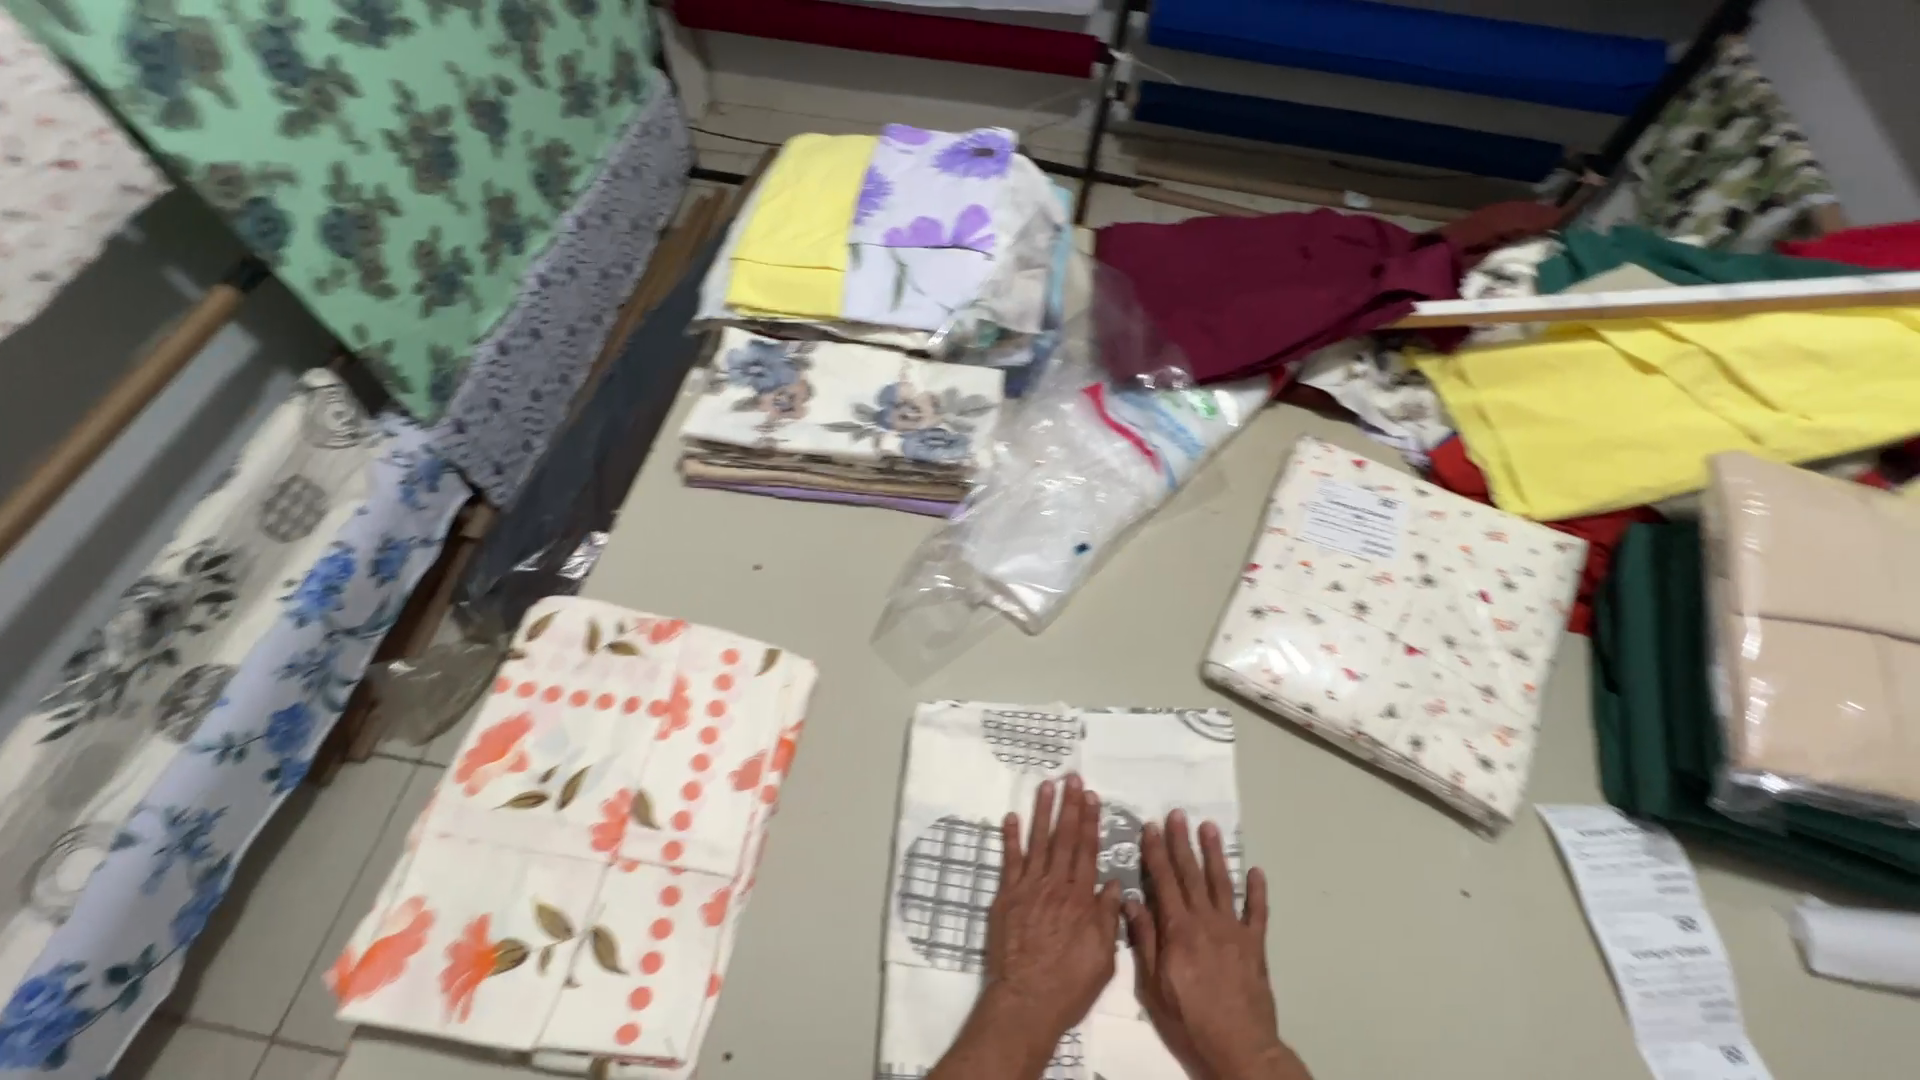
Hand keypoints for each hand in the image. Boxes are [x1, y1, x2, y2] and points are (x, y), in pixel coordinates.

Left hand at [985, 774, 1123, 1041]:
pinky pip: (1009, 861)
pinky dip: (1011, 838)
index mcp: (1081, 899)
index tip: (1092, 797)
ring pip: (1038, 842)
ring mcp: (1028, 889)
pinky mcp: (1006, 897)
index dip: (1090, 822)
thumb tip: (1114, 885)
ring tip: (1046, 785)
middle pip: (1064, 838)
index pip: (1088, 851)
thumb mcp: (1103, 958)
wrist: (1026, 1001)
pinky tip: (1012, 817)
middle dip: (1069, 806)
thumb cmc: (1069, 985)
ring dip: (1042, 812)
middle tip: (1071, 778)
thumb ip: (1108, 918)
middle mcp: (1055, 886)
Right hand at [1127, 812, 1309, 1079]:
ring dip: (1214, 854)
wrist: (1240, 1048)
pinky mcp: (1255, 946)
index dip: (1156, 852)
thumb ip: (1144, 942)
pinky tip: (1256, 871)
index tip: (1150, 827)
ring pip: (1222, 883)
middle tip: (1177, 814)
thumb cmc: (1190, 1020)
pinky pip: (1257, 912)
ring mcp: (1234, 931)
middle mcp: (1206, 922)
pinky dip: (1257, 891)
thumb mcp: (1153, 988)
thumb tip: (1132, 902)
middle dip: (1182, 842)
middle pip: (1191, 874)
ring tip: (1209, 826)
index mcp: (1178, 930)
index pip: (1164, 881)